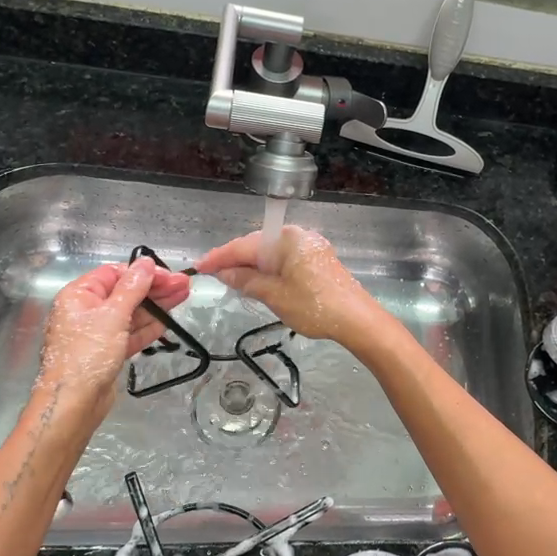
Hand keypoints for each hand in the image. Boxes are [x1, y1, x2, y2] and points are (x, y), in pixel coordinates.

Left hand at [37, 257, 189, 422]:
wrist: (73, 405)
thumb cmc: (88, 354)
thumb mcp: (113, 315)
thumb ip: (133, 287)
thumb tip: (146, 261)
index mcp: (79, 295)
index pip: (115, 273)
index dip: (143, 272)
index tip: (170, 275)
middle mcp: (87, 311)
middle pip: (126, 292)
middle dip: (155, 288)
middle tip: (185, 285)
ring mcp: (98, 333)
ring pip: (132, 313)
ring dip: (157, 305)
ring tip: (184, 296)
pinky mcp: (108, 352)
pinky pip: (131, 333)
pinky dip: (149, 327)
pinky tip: (169, 320)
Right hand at [194, 226, 389, 344]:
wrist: (356, 319)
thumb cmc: (314, 306)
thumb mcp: (274, 296)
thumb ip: (247, 280)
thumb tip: (225, 273)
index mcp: (287, 238)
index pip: (244, 244)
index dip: (220, 256)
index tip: (200, 266)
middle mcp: (299, 236)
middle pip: (258, 245)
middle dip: (235, 259)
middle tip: (213, 274)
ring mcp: (310, 247)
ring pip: (272, 253)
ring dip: (252, 266)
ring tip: (231, 279)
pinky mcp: (317, 260)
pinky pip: (285, 260)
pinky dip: (270, 269)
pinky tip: (259, 281)